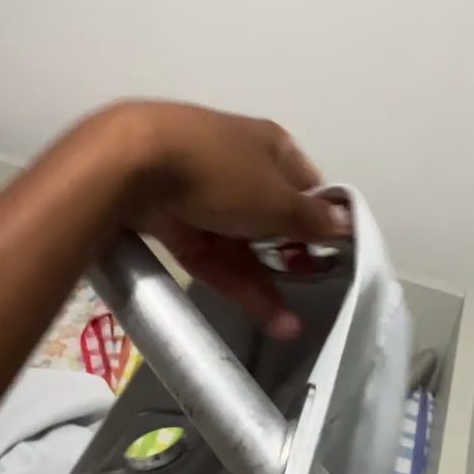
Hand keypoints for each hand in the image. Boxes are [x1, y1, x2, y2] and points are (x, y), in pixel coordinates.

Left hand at [84, 101, 350, 338]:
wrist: (128, 162)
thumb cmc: (218, 171)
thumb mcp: (274, 198)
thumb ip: (309, 218)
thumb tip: (345, 222)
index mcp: (267, 145)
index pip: (305, 184)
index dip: (319, 220)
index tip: (333, 256)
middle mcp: (235, 164)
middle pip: (268, 215)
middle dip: (288, 257)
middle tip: (309, 294)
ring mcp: (197, 192)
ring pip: (237, 241)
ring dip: (262, 282)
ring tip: (289, 328)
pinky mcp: (168, 219)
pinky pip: (208, 254)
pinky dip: (231, 283)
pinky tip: (263, 316)